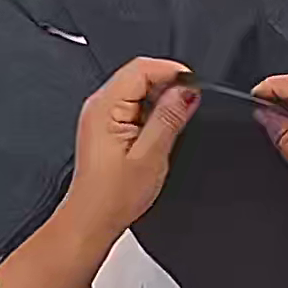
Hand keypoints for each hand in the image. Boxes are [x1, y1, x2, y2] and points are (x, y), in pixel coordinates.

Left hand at [56, 57, 198, 244]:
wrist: (93, 219)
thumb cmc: (113, 195)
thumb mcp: (151, 154)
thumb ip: (169, 117)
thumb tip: (187, 91)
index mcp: (105, 106)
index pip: (141, 68)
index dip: (172, 72)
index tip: (194, 85)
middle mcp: (99, 105)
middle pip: (140, 74)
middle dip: (169, 86)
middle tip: (189, 105)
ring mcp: (102, 114)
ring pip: (139, 89)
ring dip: (161, 100)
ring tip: (173, 124)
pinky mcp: (108, 124)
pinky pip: (135, 105)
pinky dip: (153, 112)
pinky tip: (159, 132)